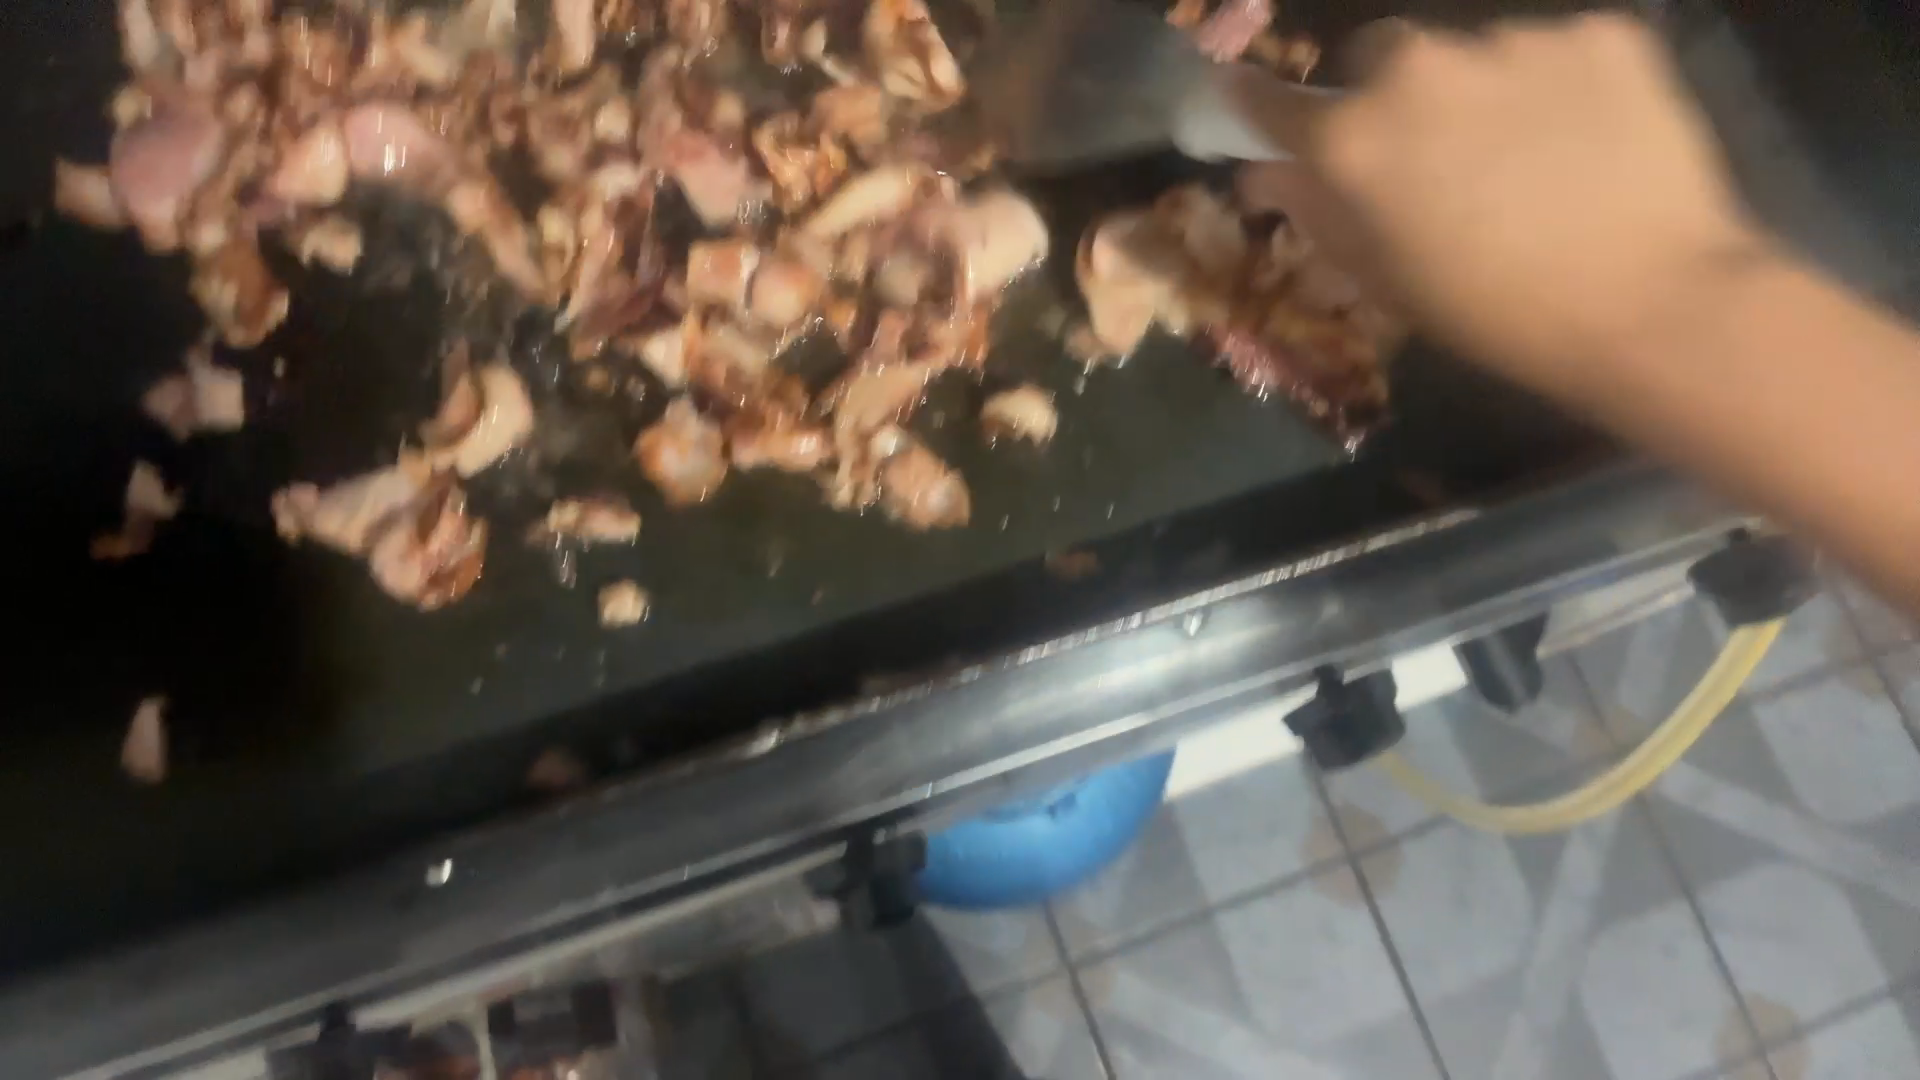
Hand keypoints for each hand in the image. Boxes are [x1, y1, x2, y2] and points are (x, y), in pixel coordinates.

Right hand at [1239, 14, 1767, 393]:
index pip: (1271, 101)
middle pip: (1374, 58)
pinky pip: (1541, 55)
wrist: (1638, 299)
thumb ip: (1309, 208)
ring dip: (1460, 97)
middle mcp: (1420, 70)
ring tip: (1503, 159)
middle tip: (1406, 153)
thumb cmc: (1475, 306)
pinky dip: (1537, 91)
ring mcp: (1515, 42)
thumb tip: (1264, 174)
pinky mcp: (1600, 32)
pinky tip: (1564, 144)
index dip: (1250, 103)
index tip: (1239, 100)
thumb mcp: (1371, 271)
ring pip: (1462, 58)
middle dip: (1375, 96)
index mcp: (1353, 139)